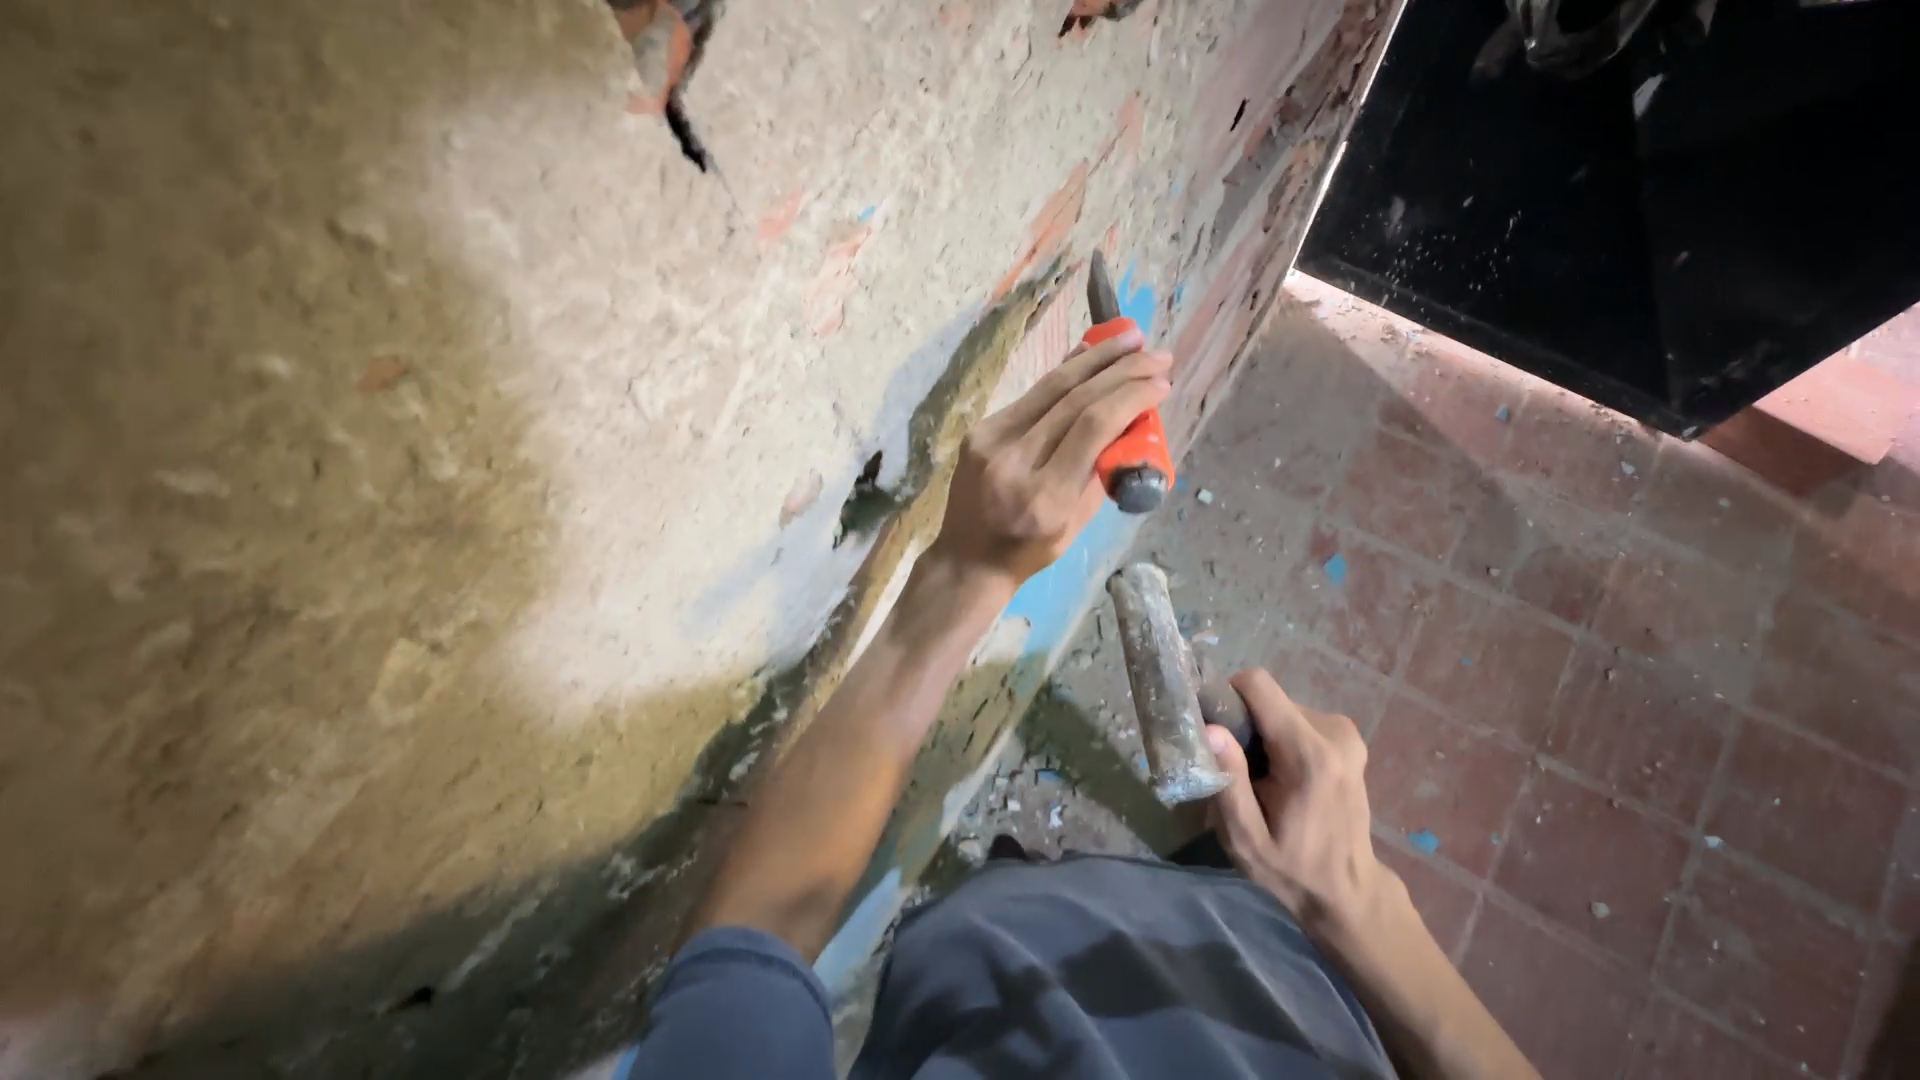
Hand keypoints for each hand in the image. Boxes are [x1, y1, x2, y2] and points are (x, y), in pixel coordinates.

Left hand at [931, 330, 1170, 589]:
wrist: (967, 560)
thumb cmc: (1029, 550)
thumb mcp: (1076, 523)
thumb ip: (1100, 470)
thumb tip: (1128, 419)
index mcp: (1045, 495)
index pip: (1093, 427)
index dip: (1131, 397)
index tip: (1162, 384)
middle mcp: (1015, 461)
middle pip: (1075, 400)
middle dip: (1122, 370)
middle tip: (1156, 355)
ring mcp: (991, 442)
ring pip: (1050, 388)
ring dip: (1094, 359)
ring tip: (1130, 339)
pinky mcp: (979, 431)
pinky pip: (1029, 397)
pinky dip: (1062, 375)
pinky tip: (1087, 358)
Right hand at [1205, 669, 1388, 934]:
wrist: (1348, 890)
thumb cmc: (1291, 868)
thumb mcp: (1246, 837)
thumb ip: (1228, 782)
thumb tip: (1210, 728)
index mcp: (1309, 753)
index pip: (1257, 685)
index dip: (1226, 697)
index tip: (1214, 730)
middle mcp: (1333, 732)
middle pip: (1267, 698)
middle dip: (1243, 723)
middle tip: (1235, 767)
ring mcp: (1345, 732)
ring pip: (1280, 707)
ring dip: (1261, 732)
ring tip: (1258, 776)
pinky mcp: (1347, 737)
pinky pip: (1296, 718)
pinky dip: (1279, 737)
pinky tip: (1279, 774)